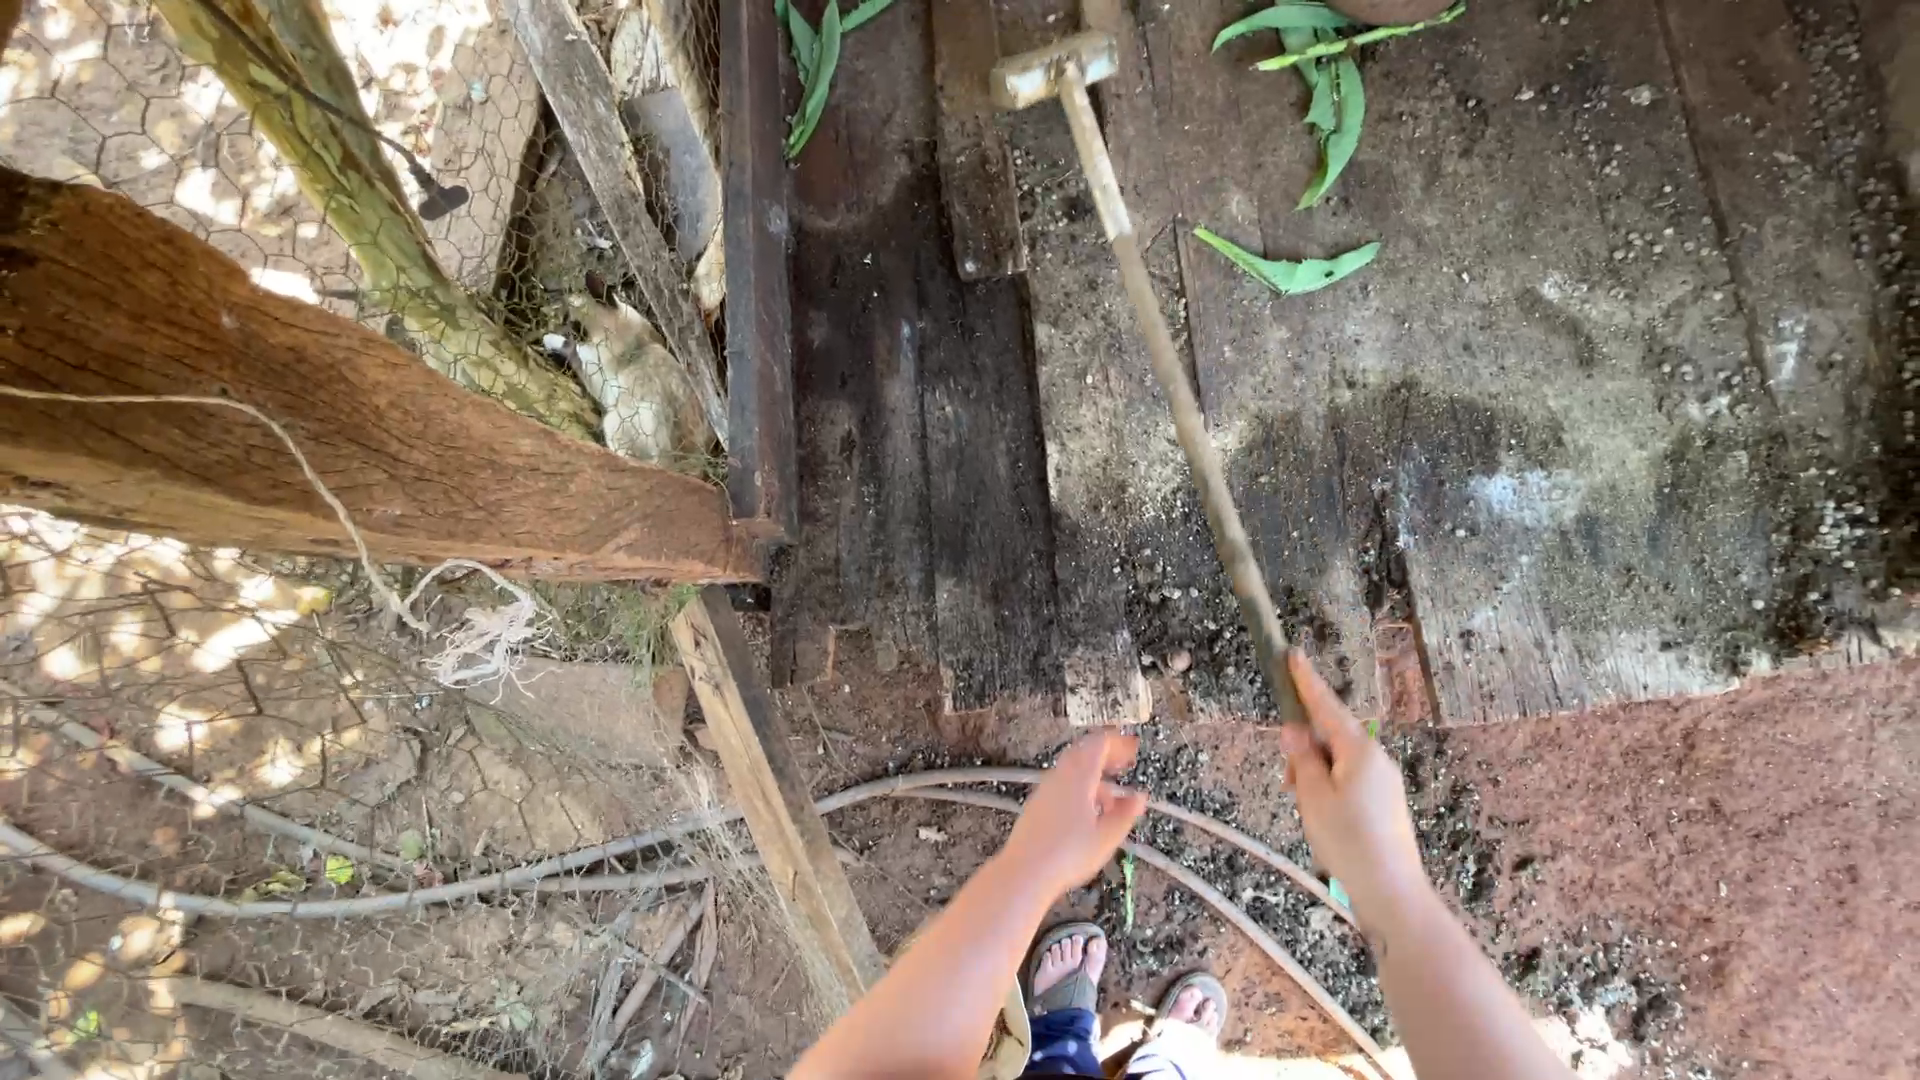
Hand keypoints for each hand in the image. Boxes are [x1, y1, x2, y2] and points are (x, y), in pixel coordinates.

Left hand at [1002, 732, 1147, 894]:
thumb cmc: (1070, 853)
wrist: (1025, 870)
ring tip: (1111, 798)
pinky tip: (1088, 811)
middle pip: (1083, 751)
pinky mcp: (1037, 802)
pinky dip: (1080, 785)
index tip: (1134, 749)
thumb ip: (1125, 813)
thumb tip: (1139, 796)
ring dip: (1093, 774)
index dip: (1118, 742)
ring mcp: (1045, 788)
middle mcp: (1060, 775)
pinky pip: (1062, 782)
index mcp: (1079, 776)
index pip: (1098, 743)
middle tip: (1124, 765)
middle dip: (1106, 755)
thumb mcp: (1106, 837)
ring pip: (1072, 768)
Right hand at [1281, 650, 1428, 921]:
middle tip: (1288, 781)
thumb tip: (1294, 729)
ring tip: (1305, 809)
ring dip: (1313, 773)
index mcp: (1359, 750)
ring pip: (1336, 761)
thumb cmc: (1348, 840)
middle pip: (1329, 735)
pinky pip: (1347, 780)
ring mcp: (1383, 781)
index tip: (1293, 653)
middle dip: (1303, 749)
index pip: (1326, 706)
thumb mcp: (1312, 795)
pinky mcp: (1383, 802)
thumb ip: (1300, 758)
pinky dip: (1326, 787)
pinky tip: (1320, 816)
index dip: (1306, 681)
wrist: (1392, 893)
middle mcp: (1375, 758)